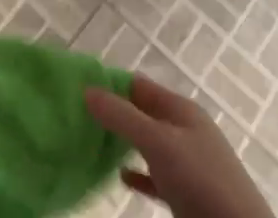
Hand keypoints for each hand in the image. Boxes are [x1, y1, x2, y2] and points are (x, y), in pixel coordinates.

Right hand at [86, 76, 276, 217]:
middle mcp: (184, 131)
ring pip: (147, 145)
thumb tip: (86, 90)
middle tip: (78, 117)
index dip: (110, 84)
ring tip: (90, 143)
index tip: (78, 89)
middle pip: (142, 114)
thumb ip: (122, 116)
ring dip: (122, 143)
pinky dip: (137, 174)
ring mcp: (187, 163)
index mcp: (182, 110)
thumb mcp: (158, 142)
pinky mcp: (186, 193)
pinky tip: (120, 177)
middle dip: (113, 114)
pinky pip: (155, 176)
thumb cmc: (200, 180)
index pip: (139, 85)